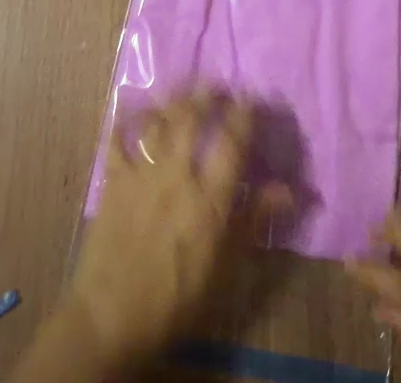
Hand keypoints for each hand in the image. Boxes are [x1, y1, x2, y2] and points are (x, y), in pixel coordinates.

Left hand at [60, 92, 290, 366]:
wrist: (113, 316)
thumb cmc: (178, 298)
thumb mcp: (226, 265)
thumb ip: (253, 220)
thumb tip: (288, 190)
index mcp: (210, 198)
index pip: (232, 142)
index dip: (243, 114)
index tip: (250, 96)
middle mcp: (176, 177)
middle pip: (192, 120)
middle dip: (206, 96)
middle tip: (216, 83)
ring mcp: (141, 176)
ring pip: (158, 123)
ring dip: (172, 100)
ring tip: (183, 87)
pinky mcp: (113, 183)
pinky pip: (116, 141)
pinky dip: (123, 121)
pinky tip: (129, 107)